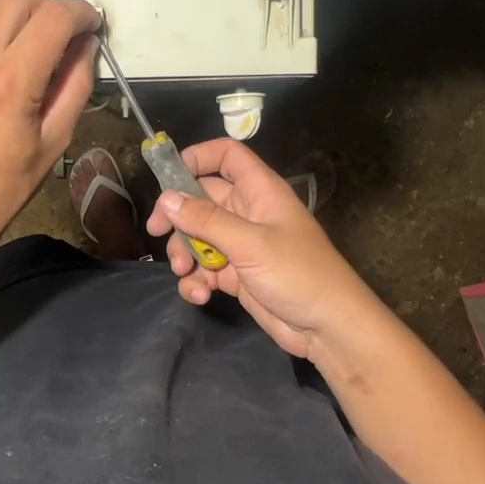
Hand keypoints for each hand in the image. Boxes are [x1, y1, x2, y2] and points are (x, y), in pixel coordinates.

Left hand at [0, 0, 101, 263]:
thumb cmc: (3, 190)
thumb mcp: (53, 143)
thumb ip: (75, 87)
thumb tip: (85, 48)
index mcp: (8, 83)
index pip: (52, 18)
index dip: (81, 13)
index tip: (93, 23)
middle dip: (47, 7)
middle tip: (64, 35)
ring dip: (17, 25)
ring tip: (32, 60)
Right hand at [145, 139, 384, 359]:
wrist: (327, 327)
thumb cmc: (297, 274)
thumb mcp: (250, 243)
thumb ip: (206, 220)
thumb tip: (167, 199)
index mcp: (260, 192)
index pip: (227, 156)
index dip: (198, 157)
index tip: (167, 177)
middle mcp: (249, 213)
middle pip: (202, 199)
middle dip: (178, 216)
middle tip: (157, 231)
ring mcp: (242, 246)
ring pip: (199, 238)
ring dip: (184, 254)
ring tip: (184, 273)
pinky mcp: (237, 276)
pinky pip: (206, 270)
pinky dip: (197, 281)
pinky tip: (200, 295)